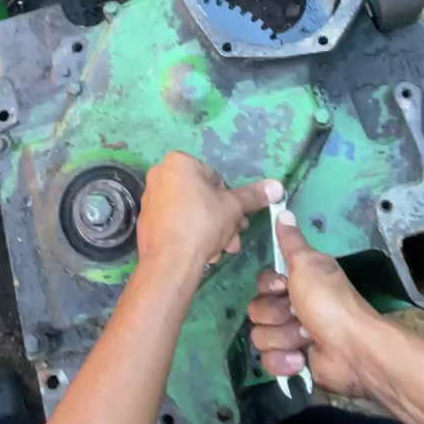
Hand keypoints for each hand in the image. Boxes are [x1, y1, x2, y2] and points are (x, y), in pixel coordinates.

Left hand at [136, 153, 281, 275]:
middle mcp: (160, 174)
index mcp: (178, 162)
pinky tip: (203, 252)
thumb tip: (277, 186)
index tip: (238, 219)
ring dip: (211, 230)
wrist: (170, 261)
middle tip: (234, 237)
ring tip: (221, 249)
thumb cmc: (202, 224)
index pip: (215, 177)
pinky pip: (175, 222)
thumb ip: (253, 196)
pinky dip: (191, 234)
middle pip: (202, 196)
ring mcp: (150, 198)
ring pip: (190, 211)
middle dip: (222, 219)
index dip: (230, 200)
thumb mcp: (233, 207)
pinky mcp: (146, 220)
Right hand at [247, 211, 384, 397]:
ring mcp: (291, 336)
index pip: (262, 283)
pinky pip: (268, 361)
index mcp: (297, 283)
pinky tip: (302, 359)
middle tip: (299, 315)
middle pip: (257, 309)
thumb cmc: (330, 303)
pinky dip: (285, 361)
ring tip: (306, 339)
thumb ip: (291, 241)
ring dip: (284, 337)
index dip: (270, 287)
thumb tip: (283, 210)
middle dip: (277, 315)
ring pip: (260, 336)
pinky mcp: (292, 362)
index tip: (286, 287)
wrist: (354, 350)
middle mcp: (292, 307)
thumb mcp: (309, 264)